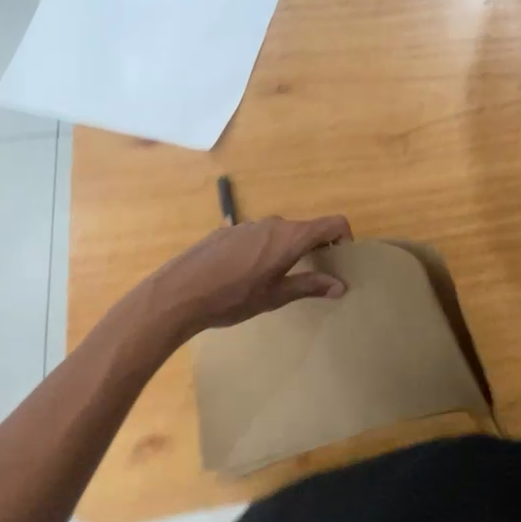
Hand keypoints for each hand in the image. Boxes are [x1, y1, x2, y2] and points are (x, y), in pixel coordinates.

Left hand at [134, 215, 352, 342]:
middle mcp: (274, 223)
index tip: (340, 259)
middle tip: (308, 274)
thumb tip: (340, 285)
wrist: (176, 295)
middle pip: (306, 228)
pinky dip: (262, 250)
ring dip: (286, 249)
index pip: (333, 223)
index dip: (344, 237)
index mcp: (291, 237)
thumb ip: (309, 286)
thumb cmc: (232, 298)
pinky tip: (241, 275)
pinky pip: (256, 235)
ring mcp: (248, 224)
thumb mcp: (275, 297)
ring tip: (271, 278)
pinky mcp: (226, 231)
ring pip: (279, 232)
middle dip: (314, 248)